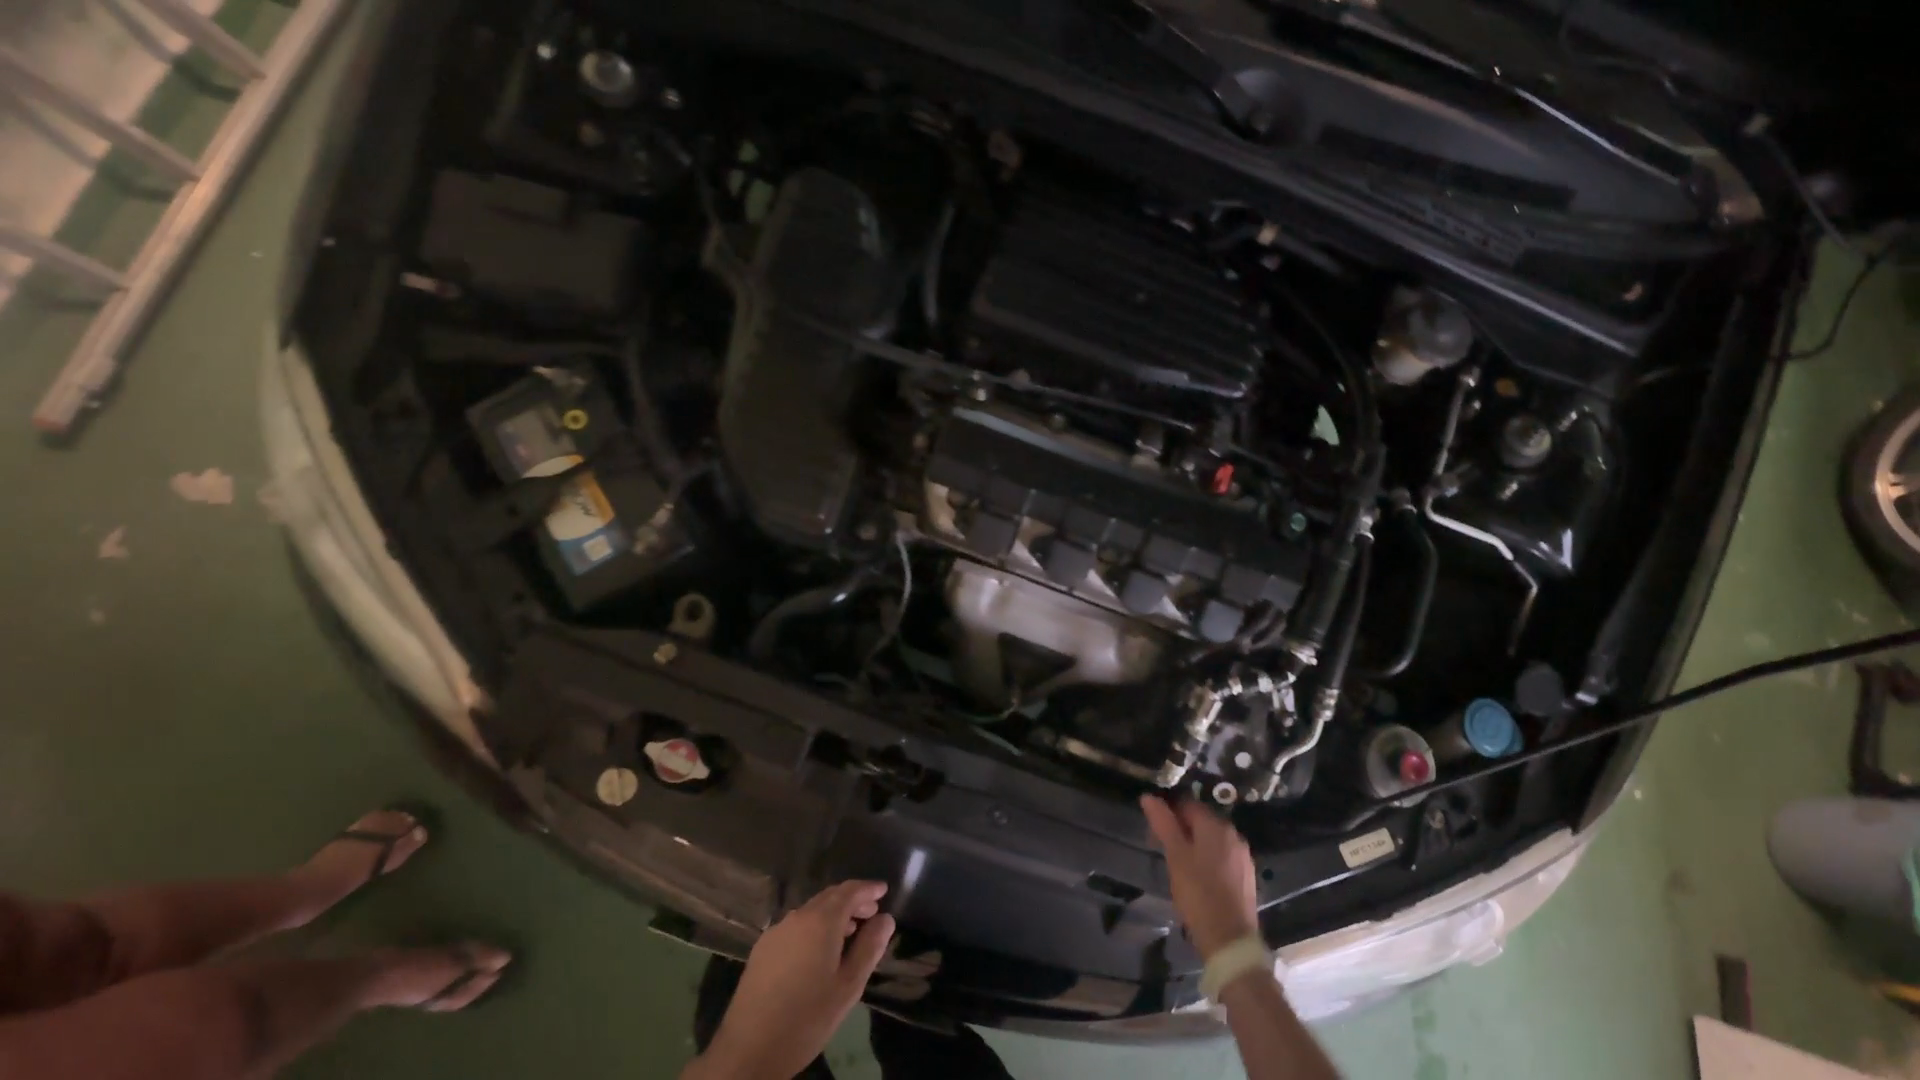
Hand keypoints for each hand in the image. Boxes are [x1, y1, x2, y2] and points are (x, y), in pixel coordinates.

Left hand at [688, 881, 895, 1079]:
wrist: (751, 1047)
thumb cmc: (809, 1017)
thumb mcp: (849, 985)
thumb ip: (869, 948)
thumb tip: (885, 919)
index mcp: (820, 922)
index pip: (848, 892)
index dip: (867, 889)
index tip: (883, 890)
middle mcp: (796, 918)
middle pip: (828, 898)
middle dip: (851, 901)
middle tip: (871, 912)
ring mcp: (775, 932)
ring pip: (810, 912)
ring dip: (832, 915)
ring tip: (850, 932)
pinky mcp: (762, 950)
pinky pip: (795, 927)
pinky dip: (813, 928)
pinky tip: (819, 950)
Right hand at [1141, 796, 1259, 958]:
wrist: (1229, 939)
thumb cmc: (1198, 894)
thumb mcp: (1175, 857)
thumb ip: (1163, 824)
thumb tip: (1149, 797)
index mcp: (1216, 826)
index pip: (1188, 805)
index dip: (1169, 812)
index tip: (1155, 829)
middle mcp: (1233, 835)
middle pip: (1202, 821)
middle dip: (1182, 829)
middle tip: (1163, 848)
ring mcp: (1242, 856)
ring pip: (1213, 840)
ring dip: (1195, 845)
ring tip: (1179, 865)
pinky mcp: (1246, 875)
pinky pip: (1223, 857)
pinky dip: (1209, 859)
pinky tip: (1199, 878)